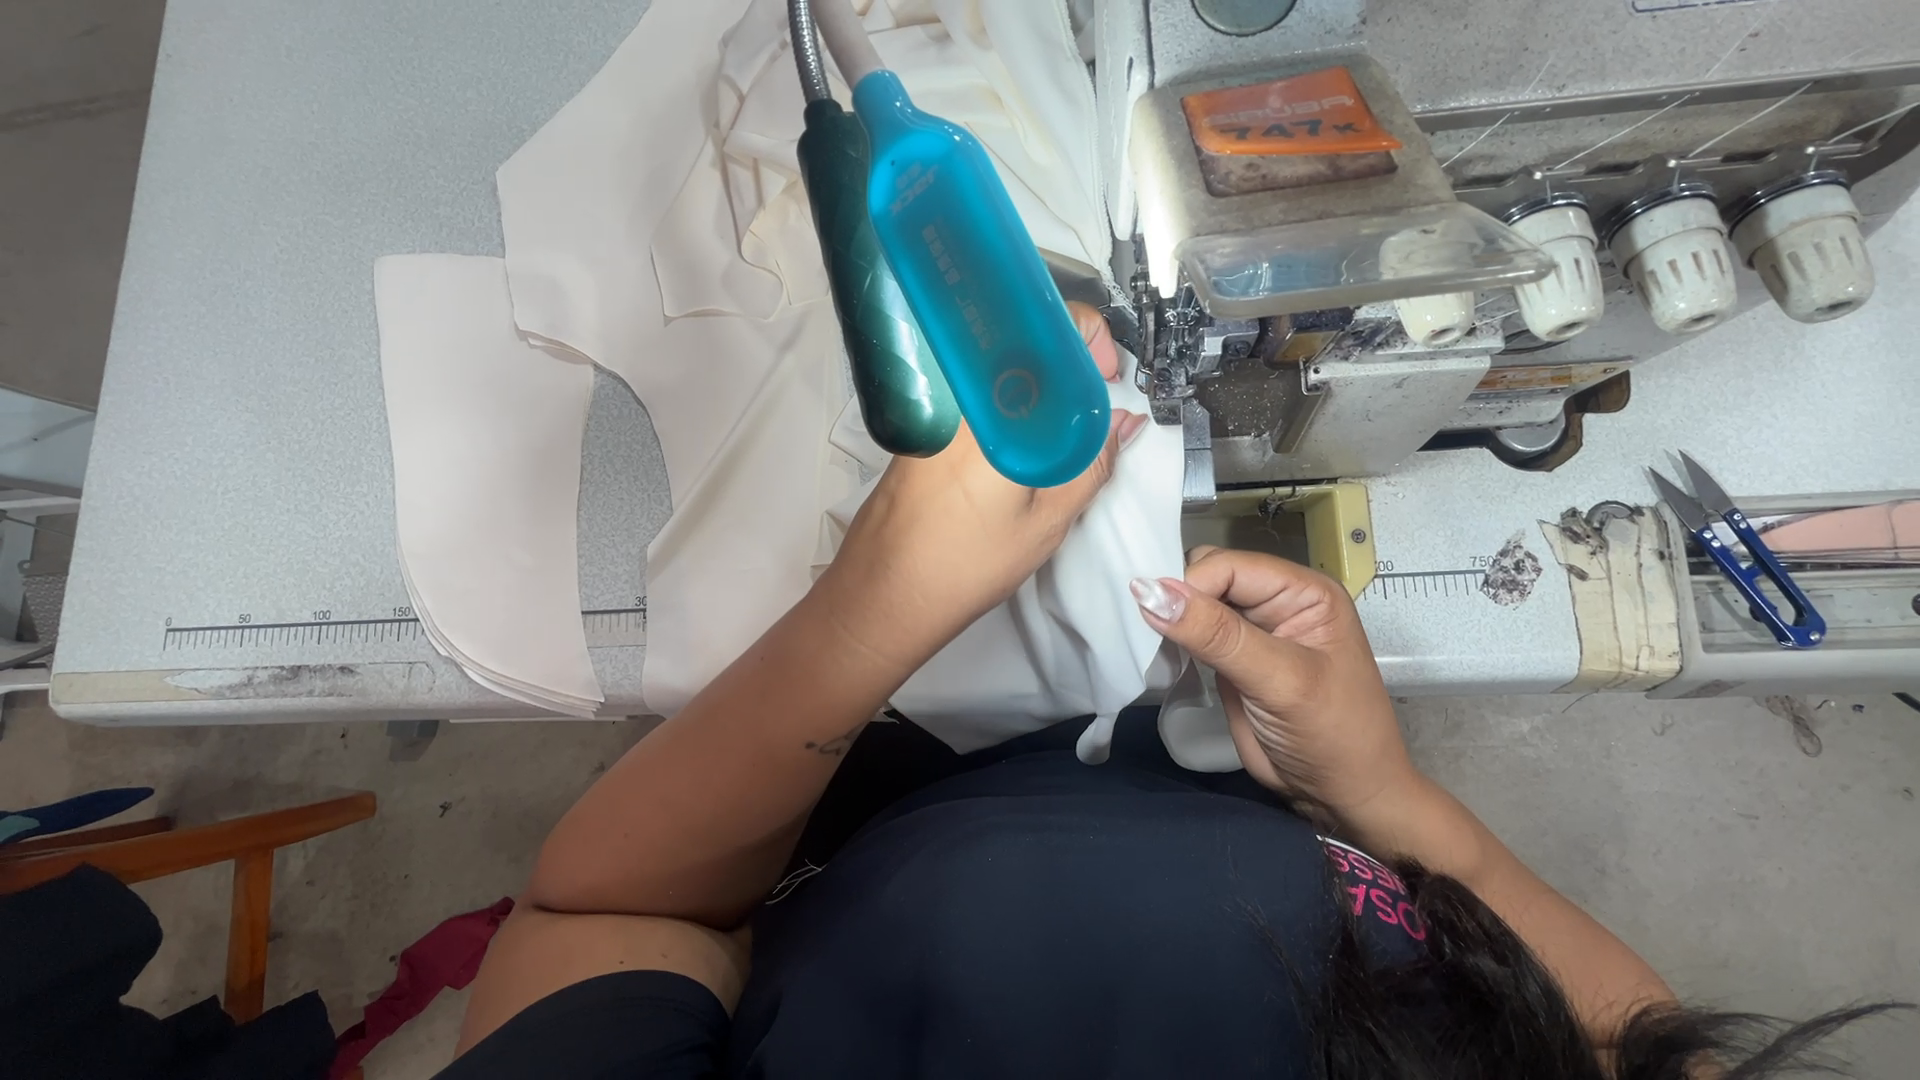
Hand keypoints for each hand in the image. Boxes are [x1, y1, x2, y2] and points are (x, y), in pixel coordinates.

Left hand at [819, 302, 1147, 667]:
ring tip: (1053, 441)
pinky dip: (1006, 408)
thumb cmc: (961, 565)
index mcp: (998, 403)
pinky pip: (975, 393)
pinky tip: (1015, 453)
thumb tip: (1121, 423)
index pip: (1053, 325)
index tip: (1107, 378)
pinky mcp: (920, 425)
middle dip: (1066, 368)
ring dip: (1036, 391)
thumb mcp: (1047, 520)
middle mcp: (959, 389)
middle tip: (1085, 415)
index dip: (1093, 340)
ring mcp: (934, 405)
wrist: (883, 594)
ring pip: (1000, 369)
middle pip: (1025, 340)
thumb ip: (1093, 463)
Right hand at [1130, 547, 1415, 818]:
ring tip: (1157, 646)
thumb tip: (1149, 592)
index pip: (1229, 566)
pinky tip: (1164, 656)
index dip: (1191, 586)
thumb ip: (1217, 635)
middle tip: (1160, 635)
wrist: (1342, 798)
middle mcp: (1276, 602)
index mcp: (1304, 591)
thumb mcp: (1280, 681)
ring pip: (1195, 603)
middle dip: (1179, 598)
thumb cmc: (1332, 736)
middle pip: (1208, 575)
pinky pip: (1191, 632)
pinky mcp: (1230, 659)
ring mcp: (1252, 631)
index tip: (1159, 619)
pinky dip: (1173, 640)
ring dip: (1172, 619)